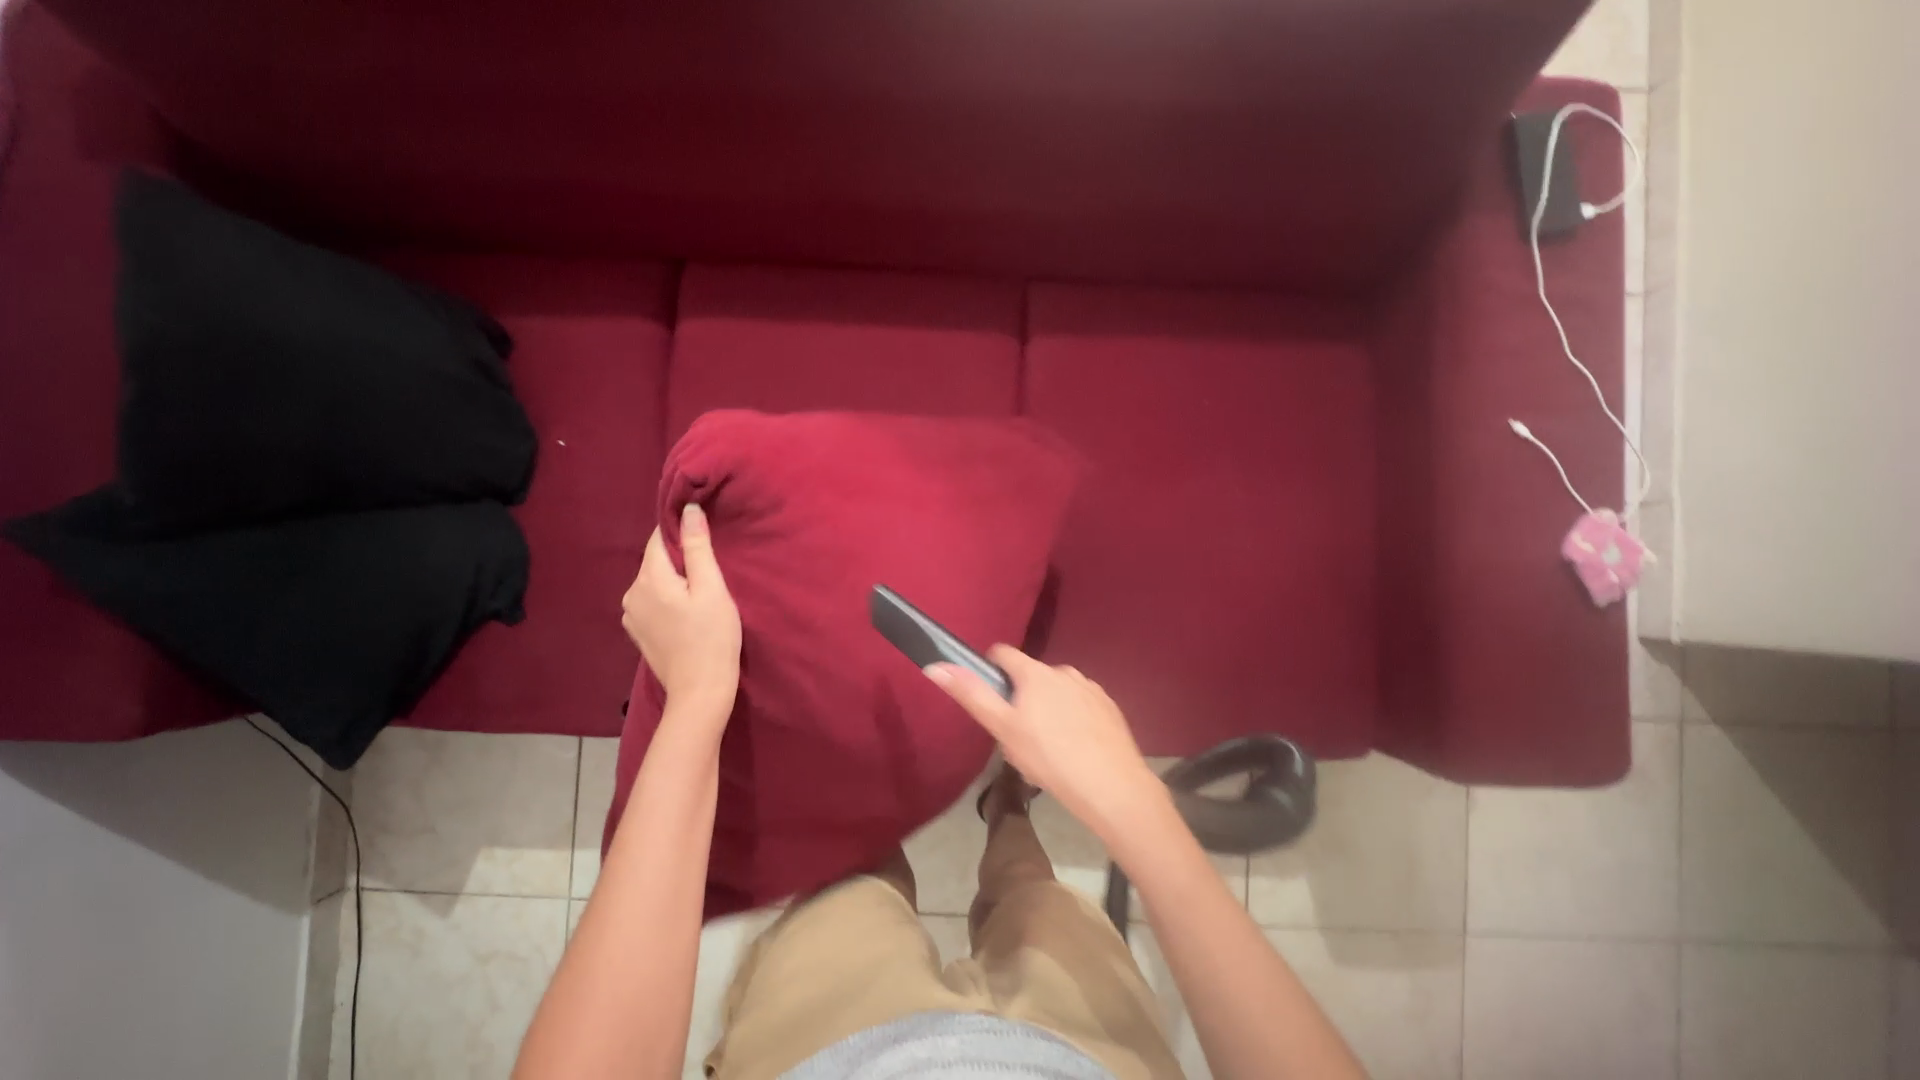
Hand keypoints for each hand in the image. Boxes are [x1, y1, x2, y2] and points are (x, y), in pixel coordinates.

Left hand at [622, 504, 740, 714]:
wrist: (700, 692)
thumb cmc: (712, 638)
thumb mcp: (712, 589)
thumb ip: (698, 548)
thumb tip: (689, 510)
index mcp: (649, 578)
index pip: (659, 538)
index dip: (681, 530)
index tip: (704, 533)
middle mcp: (632, 593)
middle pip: (657, 561)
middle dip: (681, 559)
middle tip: (712, 571)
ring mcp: (632, 615)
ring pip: (655, 582)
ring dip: (675, 582)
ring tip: (702, 594)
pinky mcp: (639, 633)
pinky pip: (653, 602)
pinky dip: (669, 600)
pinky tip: (688, 614)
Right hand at [928, 646, 1162, 833]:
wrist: (1112, 787)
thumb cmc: (1049, 758)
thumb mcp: (1003, 729)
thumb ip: (971, 694)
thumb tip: (936, 665)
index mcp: (1035, 673)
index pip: (1002, 653)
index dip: (989, 670)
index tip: (989, 699)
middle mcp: (1064, 671)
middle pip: (1030, 676)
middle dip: (1020, 698)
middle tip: (1016, 737)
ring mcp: (1091, 688)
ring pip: (1057, 692)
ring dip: (1047, 709)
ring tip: (1047, 749)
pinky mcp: (1109, 708)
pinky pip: (1081, 706)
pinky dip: (1072, 720)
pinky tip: (1073, 750)